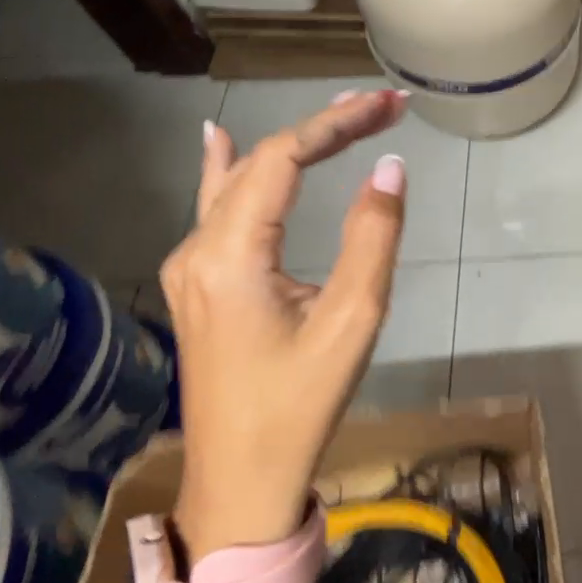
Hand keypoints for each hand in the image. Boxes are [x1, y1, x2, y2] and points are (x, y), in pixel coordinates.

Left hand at [162, 88, 409, 564]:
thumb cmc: (302, 400)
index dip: (337, 123)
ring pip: (239, 182)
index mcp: (231, 255)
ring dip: (292, 145)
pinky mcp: (200, 284)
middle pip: (261, 162)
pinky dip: (231, 167)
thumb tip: (389, 167)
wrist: (242, 477)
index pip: (283, 158)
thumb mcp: (353, 318)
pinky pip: (216, 208)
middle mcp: (199, 250)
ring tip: (338, 115)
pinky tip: (218, 140)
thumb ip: (372, 236)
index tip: (390, 105)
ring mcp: (191, 267)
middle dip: (323, 128)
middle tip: (382, 106)